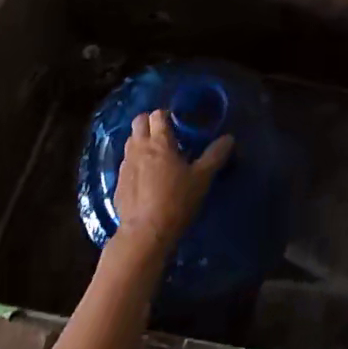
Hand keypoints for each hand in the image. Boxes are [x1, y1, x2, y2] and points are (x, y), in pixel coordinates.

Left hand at [113, 110, 233, 254]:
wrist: (144, 234)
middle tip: (166, 135)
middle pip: (139, 121)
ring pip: (131, 140)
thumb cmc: (176, 201)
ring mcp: (125, 164)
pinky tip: (146, 178)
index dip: (167, 114)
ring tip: (157, 155)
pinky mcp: (118, 182)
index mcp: (159, 142)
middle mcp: (139, 147)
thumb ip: (215, 155)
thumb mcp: (202, 179)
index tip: (178, 123)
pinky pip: (126, 162)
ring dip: (142, 140)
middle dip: (151, 122)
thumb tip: (229, 138)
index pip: (158, 114)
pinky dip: (136, 162)